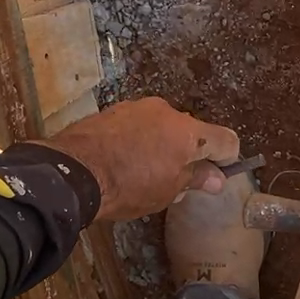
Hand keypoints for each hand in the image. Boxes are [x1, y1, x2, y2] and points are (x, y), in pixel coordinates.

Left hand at [39, 97, 239, 220]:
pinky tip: (122, 159)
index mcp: (188, 132)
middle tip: (174, 179)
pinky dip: (136, 139)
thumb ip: (194, 179)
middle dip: (187, 152)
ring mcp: (136, 107)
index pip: (224, 139)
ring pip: (160, 125)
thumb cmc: (128, 186)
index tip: (217, 173)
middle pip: (190, 130)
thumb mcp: (166, 191)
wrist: (72, 171)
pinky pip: (134, 124)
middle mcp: (165, 111)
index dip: (226, 158)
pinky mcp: (111, 110)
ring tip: (142, 171)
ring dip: (159, 143)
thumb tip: (216, 178)